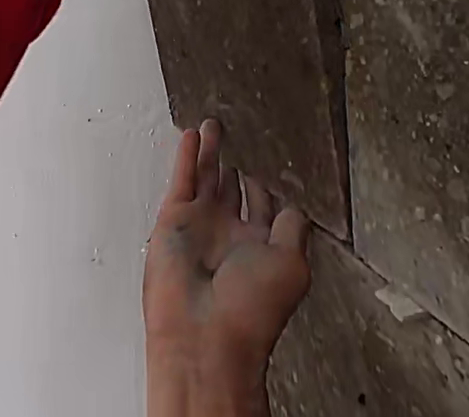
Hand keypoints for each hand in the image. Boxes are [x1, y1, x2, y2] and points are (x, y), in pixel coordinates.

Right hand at [144, 120, 311, 416]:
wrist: (206, 341)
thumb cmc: (251, 311)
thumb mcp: (292, 263)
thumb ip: (293, 227)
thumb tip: (294, 204)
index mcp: (257, 246)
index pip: (263, 206)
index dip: (267, 185)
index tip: (272, 161)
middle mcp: (228, 235)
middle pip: (232, 189)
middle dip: (235, 166)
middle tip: (239, 138)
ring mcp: (200, 226)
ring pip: (207, 176)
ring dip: (211, 150)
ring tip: (215, 126)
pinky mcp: (174, 221)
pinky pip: (183, 178)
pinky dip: (187, 155)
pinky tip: (194, 134)